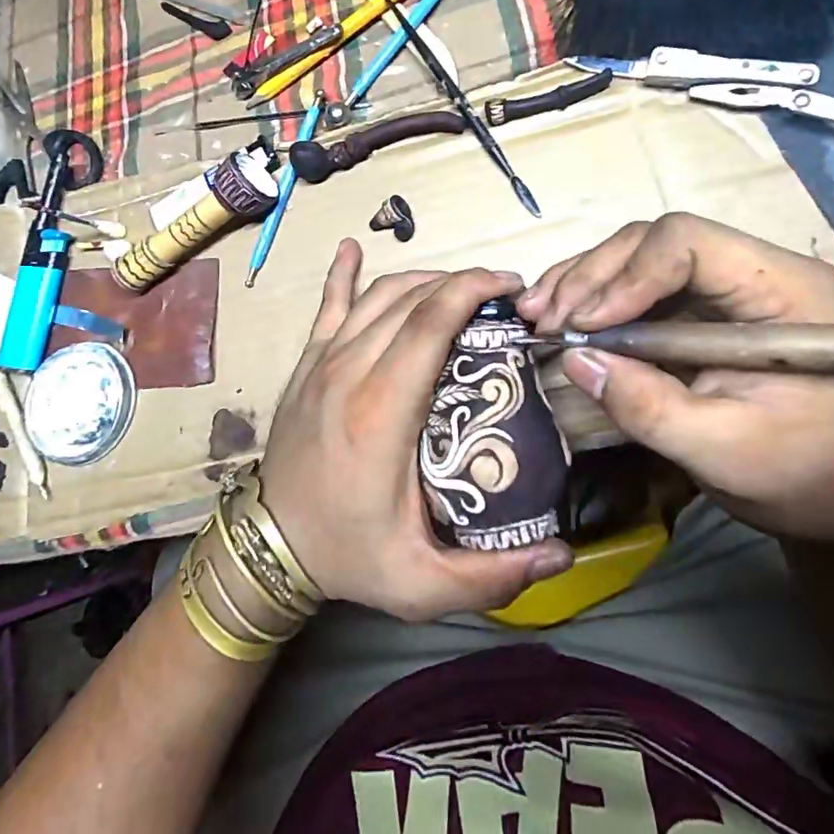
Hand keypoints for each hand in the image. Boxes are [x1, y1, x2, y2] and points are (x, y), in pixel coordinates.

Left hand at [259, 239, 572, 621]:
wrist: (270, 545)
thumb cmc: (347, 556)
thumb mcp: (421, 585)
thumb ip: (493, 576)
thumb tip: (563, 554)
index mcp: (381, 412)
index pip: (430, 323)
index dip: (473, 290)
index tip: (511, 288)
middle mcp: (348, 373)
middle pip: (409, 300)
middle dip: (460, 283)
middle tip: (501, 296)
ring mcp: (321, 363)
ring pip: (375, 297)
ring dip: (422, 281)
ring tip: (459, 290)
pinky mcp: (305, 366)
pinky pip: (327, 307)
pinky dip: (343, 275)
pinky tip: (351, 248)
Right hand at [517, 213, 833, 543]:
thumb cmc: (810, 476)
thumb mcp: (725, 451)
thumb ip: (648, 406)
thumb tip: (573, 359)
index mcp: (781, 291)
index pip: (688, 245)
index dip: (627, 277)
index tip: (584, 326)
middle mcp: (749, 276)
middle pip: (650, 244)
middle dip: (589, 279)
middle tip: (541, 320)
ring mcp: (719, 295)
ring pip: (633, 261)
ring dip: (578, 285)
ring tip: (533, 314)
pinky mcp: (695, 319)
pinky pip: (633, 294)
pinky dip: (588, 304)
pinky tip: (554, 319)